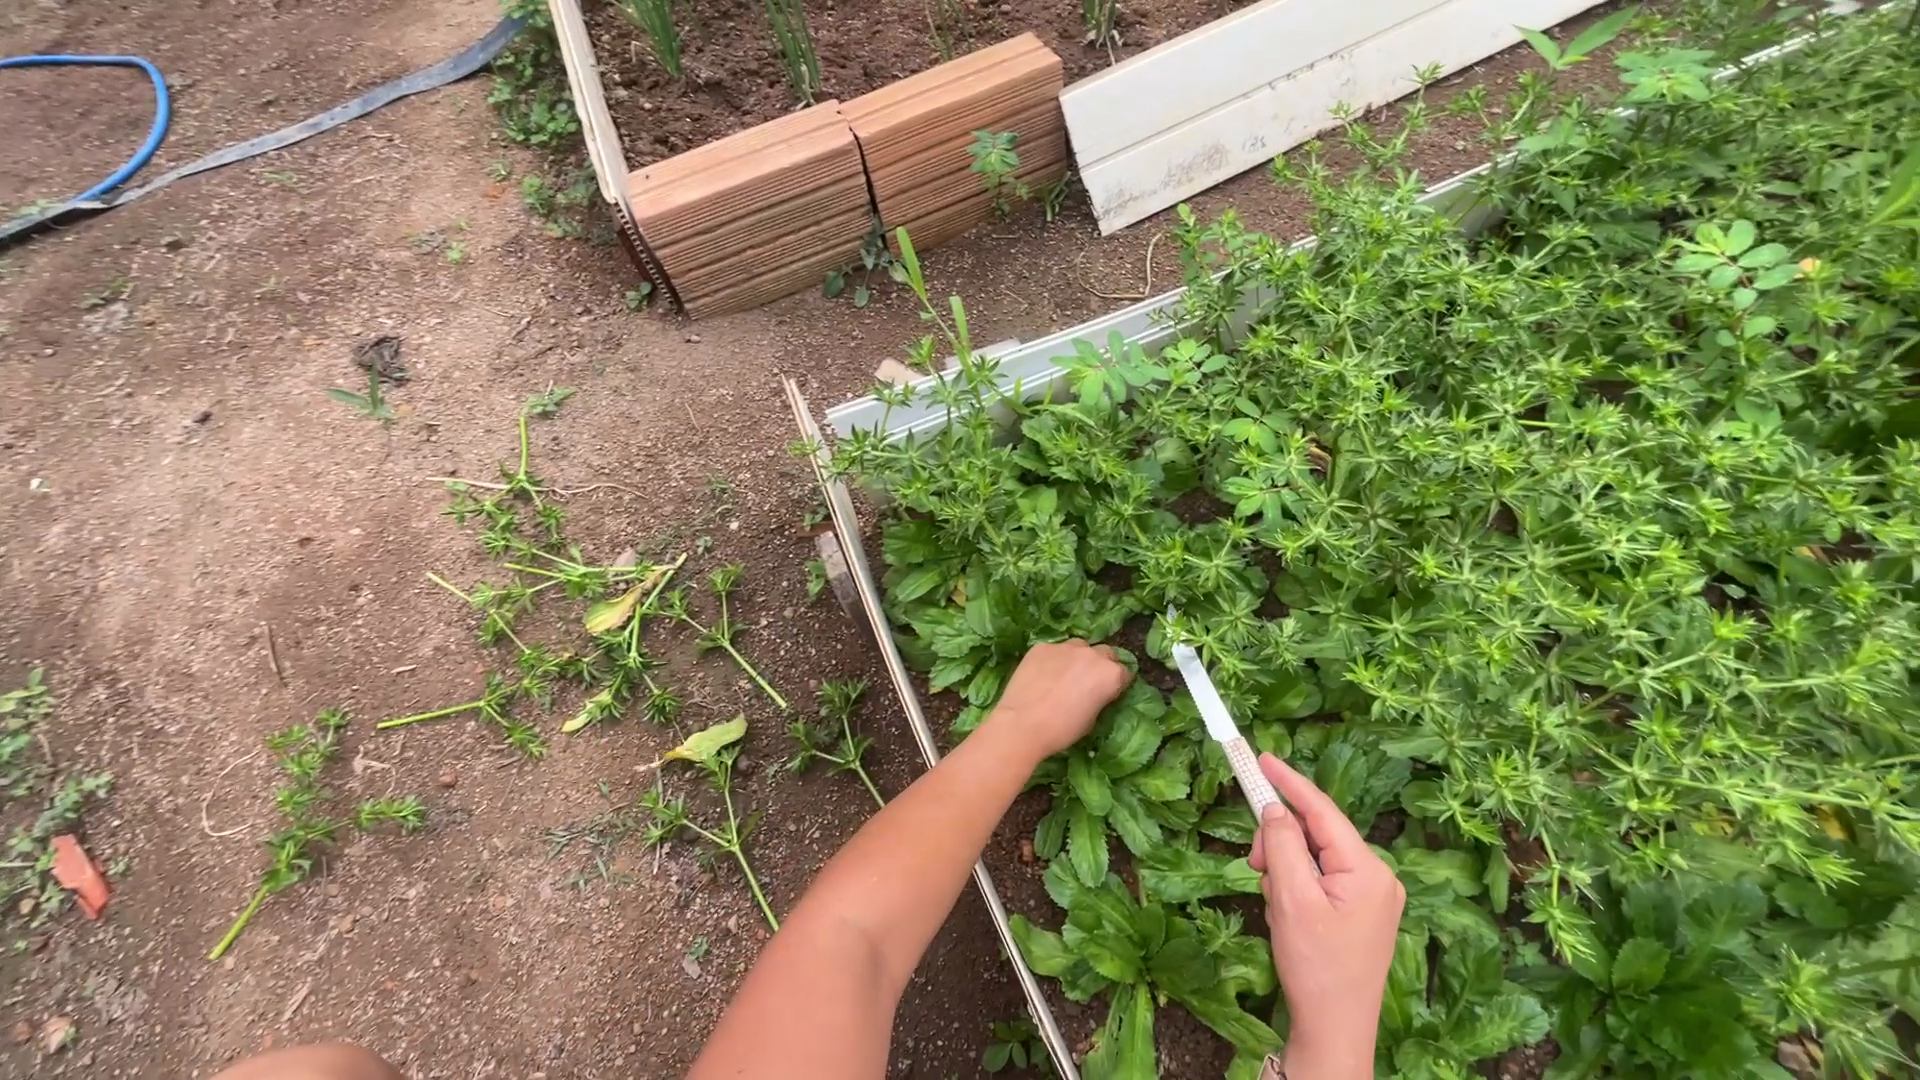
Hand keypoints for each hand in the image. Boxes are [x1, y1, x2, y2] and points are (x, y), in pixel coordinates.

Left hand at [986, 640, 1130, 759]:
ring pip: (1079, 647)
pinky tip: (1043, 674)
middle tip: (1089, 681)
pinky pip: (1054, 650)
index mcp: (1111, 674)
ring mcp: (1065, 647)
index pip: (1124, 672)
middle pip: (1105, 653)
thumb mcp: (1092, 719)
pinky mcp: (1042, 646)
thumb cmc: (1062, 730)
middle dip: (1101, 665)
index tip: (1109, 691)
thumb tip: (1095, 693)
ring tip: (1065, 675)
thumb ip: (1099, 698)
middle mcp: (1092, 654)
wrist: (1022, 723)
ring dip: (1078, 658)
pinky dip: (1053, 659)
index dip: (1117, 683)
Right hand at [1248, 753, 1403, 1079]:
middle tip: (1255, 865)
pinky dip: (1294, 882)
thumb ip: (1281, 845)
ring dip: (1284, 866)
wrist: (1335, 1031)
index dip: (1289, 782)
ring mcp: (1371, 895)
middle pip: (1315, 832)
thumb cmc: (1315, 966)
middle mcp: (1377, 876)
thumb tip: (1273, 808)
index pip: (1322, 810)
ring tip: (1274, 898)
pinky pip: (1319, 876)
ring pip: (1313, 854)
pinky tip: (1286, 909)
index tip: (1261, 758)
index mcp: (1368, 870)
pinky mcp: (1360, 911)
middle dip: (1280, 841)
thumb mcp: (1291, 899)